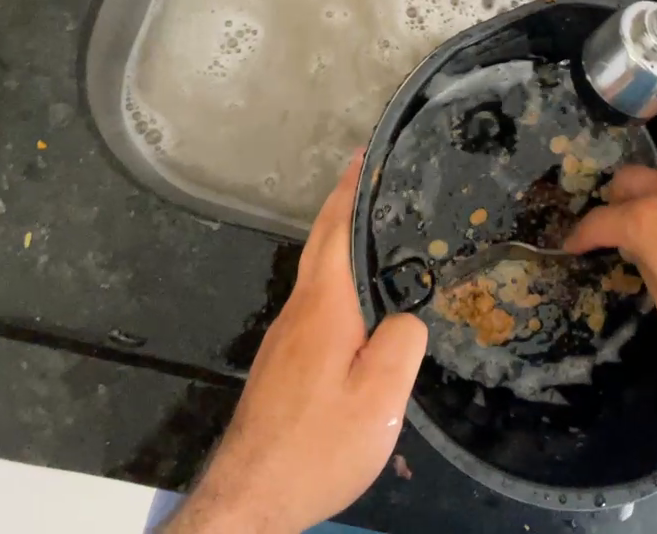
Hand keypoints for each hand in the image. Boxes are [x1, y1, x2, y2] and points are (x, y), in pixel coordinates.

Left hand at [170, 153, 426, 533]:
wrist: (249, 500)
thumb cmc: (317, 446)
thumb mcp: (379, 400)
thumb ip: (402, 343)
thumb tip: (406, 317)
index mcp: (324, 307)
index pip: (335, 230)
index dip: (350, 190)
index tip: (363, 156)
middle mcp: (298, 311)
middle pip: (320, 243)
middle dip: (341, 204)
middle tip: (370, 177)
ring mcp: (285, 337)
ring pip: (316, 273)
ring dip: (338, 239)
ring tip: (374, 229)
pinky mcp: (282, 362)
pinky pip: (315, 300)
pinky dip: (335, 274)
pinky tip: (357, 297)